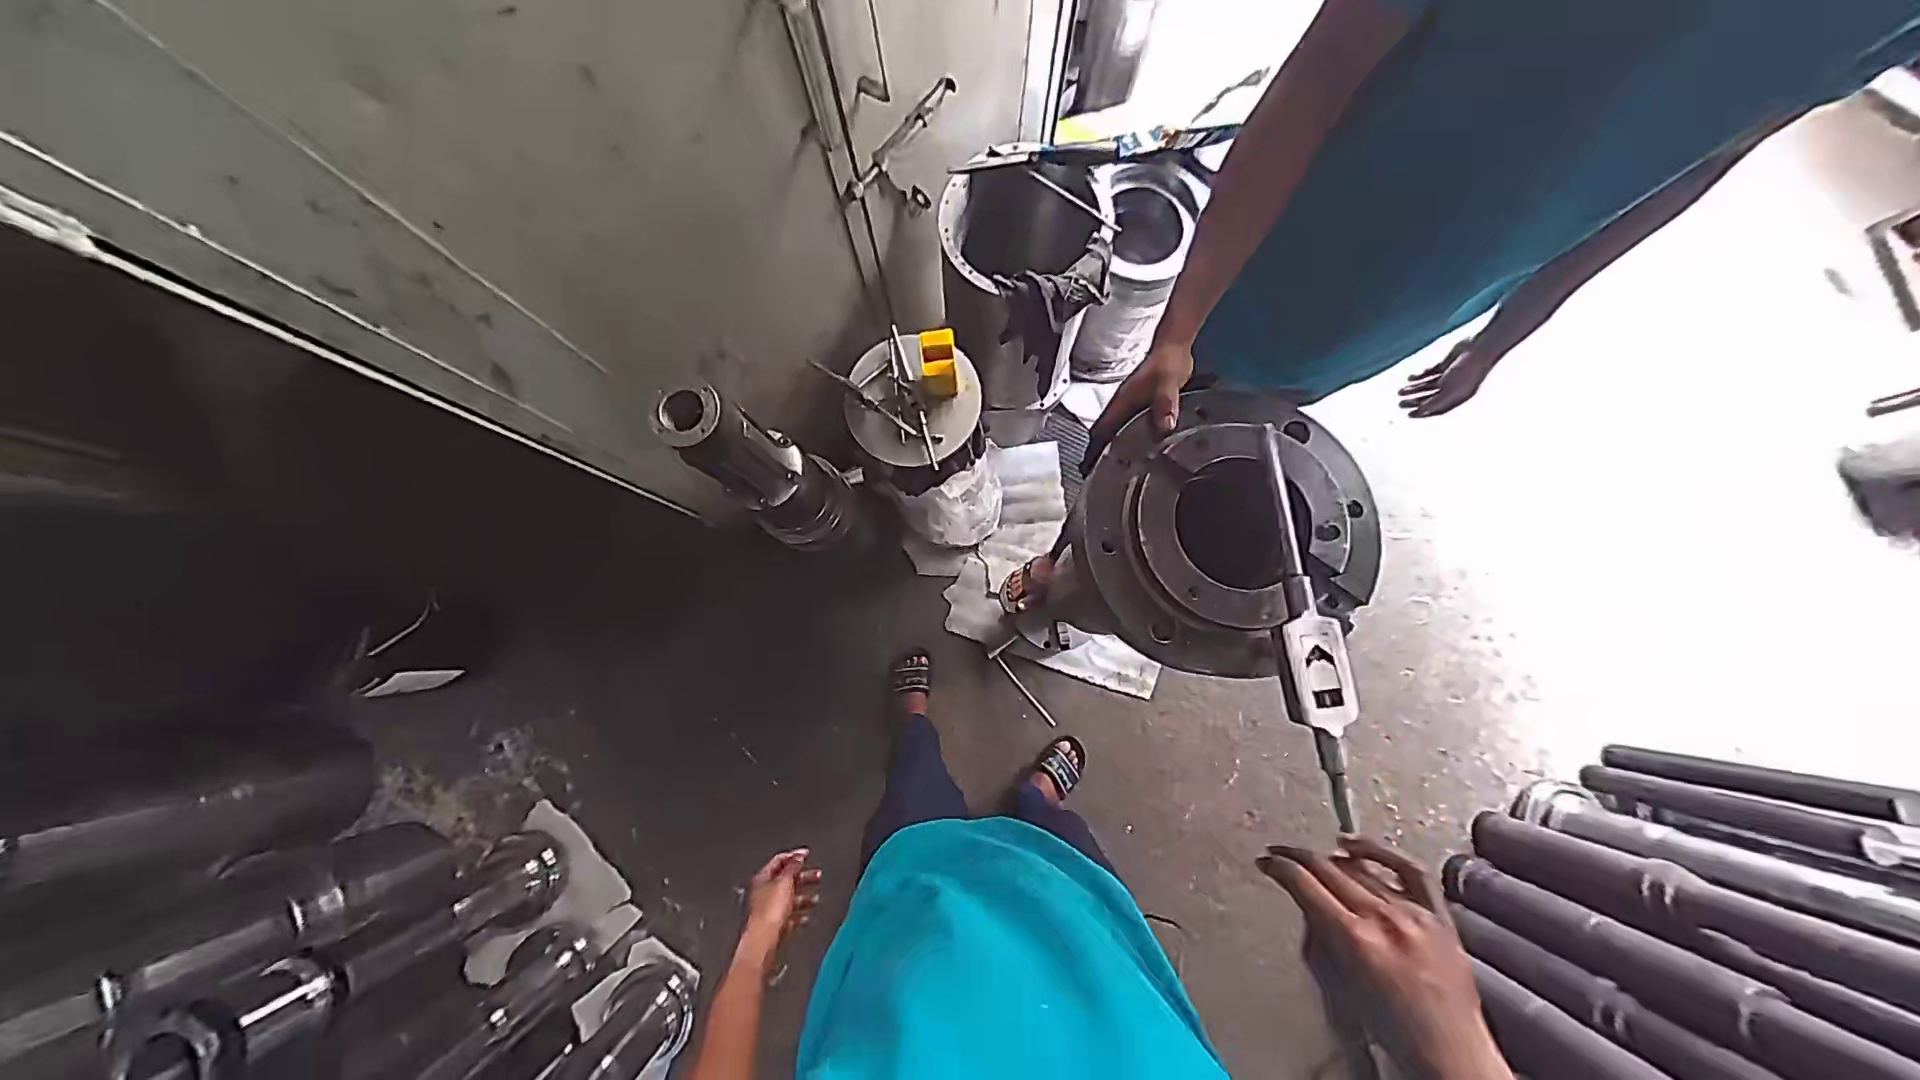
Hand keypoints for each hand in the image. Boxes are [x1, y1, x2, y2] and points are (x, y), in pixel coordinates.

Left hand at [738, 848, 821, 966]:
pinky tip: (807, 916)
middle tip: (817, 875)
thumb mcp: (785, 881)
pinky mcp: (774, 925)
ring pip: (789, 898)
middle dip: (803, 876)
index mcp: (763, 878)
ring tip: (816, 898)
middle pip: (785, 879)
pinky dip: (799, 913)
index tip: (807, 854)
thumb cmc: (770, 910)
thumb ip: (793, 867)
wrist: (764, 942)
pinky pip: (789, 915)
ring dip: (804, 896)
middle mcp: (764, 892)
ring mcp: (768, 910)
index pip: (779, 861)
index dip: (794, 856)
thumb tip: (798, 857)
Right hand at [1084, 339, 1194, 472]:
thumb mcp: (1168, 383)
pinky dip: (1127, 440)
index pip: (1101, 428)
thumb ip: (1165, 403)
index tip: (1087, 466)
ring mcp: (1129, 406)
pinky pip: (1128, 427)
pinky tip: (1134, 450)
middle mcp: (1122, 406)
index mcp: (1123, 402)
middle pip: (1104, 433)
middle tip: (1097, 474)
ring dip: (1111, 447)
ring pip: (1115, 431)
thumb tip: (1165, 425)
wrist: (1173, 349)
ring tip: (1113, 467)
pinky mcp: (1139, 406)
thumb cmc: (1167, 362)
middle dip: (1098, 453)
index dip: (1093, 448)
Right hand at [1259, 836, 1510, 1079]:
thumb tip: (1305, 903)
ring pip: (1359, 868)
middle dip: (1295, 856)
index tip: (1267, 861)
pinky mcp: (1438, 917)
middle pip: (1326, 867)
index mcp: (1354, 939)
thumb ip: (1316, 936)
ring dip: (1329, 859)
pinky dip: (1380, 851)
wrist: (1452, 1057)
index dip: (1278, 866)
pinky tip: (1357, 847)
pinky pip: (1409, 870)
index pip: (1303, 882)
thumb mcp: (1334, 985)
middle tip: (1280, 853)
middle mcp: (1383, 920)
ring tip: (1313, 857)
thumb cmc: (1395, 1034)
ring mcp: (1413, 916)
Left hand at [1397, 337, 1503, 417]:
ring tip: (1400, 392)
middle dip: (1415, 401)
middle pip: (1431, 397)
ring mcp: (1450, 376)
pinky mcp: (1446, 364)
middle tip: (1400, 404)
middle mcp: (1454, 388)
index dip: (1424, 413)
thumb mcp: (1450, 390)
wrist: (1479, 348)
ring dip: (1413, 389)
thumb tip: (1420, 412)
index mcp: (1458, 396)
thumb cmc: (1467, 371)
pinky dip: (1419, 376)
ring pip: (1428, 385)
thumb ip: (1435, 402)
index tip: (1409, 415)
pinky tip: (1410, 378)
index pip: (1439, 408)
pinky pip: (1430, 372)